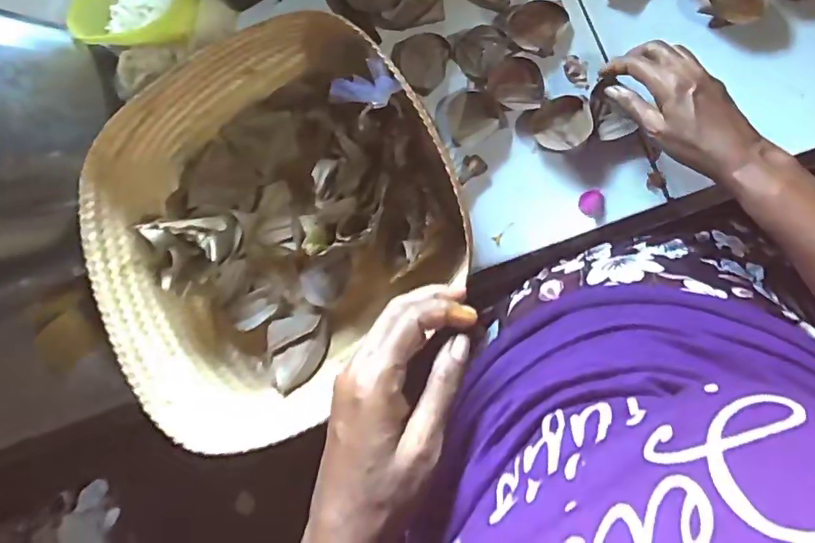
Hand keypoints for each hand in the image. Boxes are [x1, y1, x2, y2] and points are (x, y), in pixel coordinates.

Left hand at [304, 285, 478, 542]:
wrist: (341, 524)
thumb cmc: (387, 493)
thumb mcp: (425, 446)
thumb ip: (443, 387)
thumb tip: (462, 341)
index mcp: (373, 375)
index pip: (408, 320)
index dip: (441, 309)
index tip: (473, 313)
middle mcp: (355, 362)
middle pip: (392, 312)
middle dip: (428, 297)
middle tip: (464, 294)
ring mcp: (348, 370)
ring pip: (384, 322)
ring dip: (417, 309)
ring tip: (451, 305)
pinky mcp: (349, 381)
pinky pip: (379, 339)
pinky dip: (405, 327)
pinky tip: (426, 331)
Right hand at [600, 41, 778, 181]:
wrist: (741, 155)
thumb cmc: (695, 147)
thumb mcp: (657, 131)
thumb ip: (633, 106)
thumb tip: (612, 89)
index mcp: (669, 83)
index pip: (635, 62)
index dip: (615, 65)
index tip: (604, 73)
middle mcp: (686, 71)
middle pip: (654, 47)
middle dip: (633, 54)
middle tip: (621, 69)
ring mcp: (702, 72)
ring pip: (672, 48)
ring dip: (652, 53)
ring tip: (642, 68)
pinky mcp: (712, 79)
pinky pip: (686, 57)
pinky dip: (669, 58)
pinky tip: (665, 76)